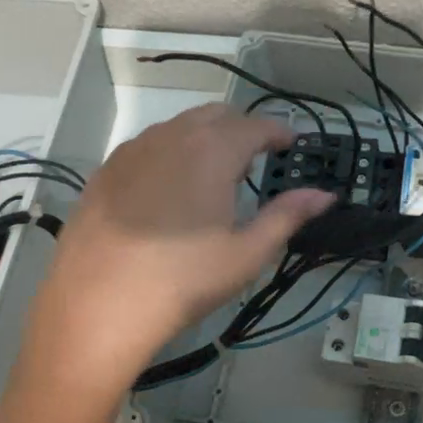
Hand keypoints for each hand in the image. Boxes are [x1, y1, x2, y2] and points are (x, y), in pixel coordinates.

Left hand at [35, 104, 334, 374]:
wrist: (97, 306)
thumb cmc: (184, 281)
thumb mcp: (246, 253)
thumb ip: (287, 216)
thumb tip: (324, 195)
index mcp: (212, 150)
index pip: (255, 125)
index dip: (279, 132)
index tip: (290, 144)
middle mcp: (171, 137)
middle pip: (215, 116)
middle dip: (240, 131)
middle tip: (254, 163)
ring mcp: (131, 151)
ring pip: (177, 128)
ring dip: (203, 140)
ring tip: (212, 178)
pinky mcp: (104, 172)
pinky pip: (146, 148)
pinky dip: (169, 155)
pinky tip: (168, 192)